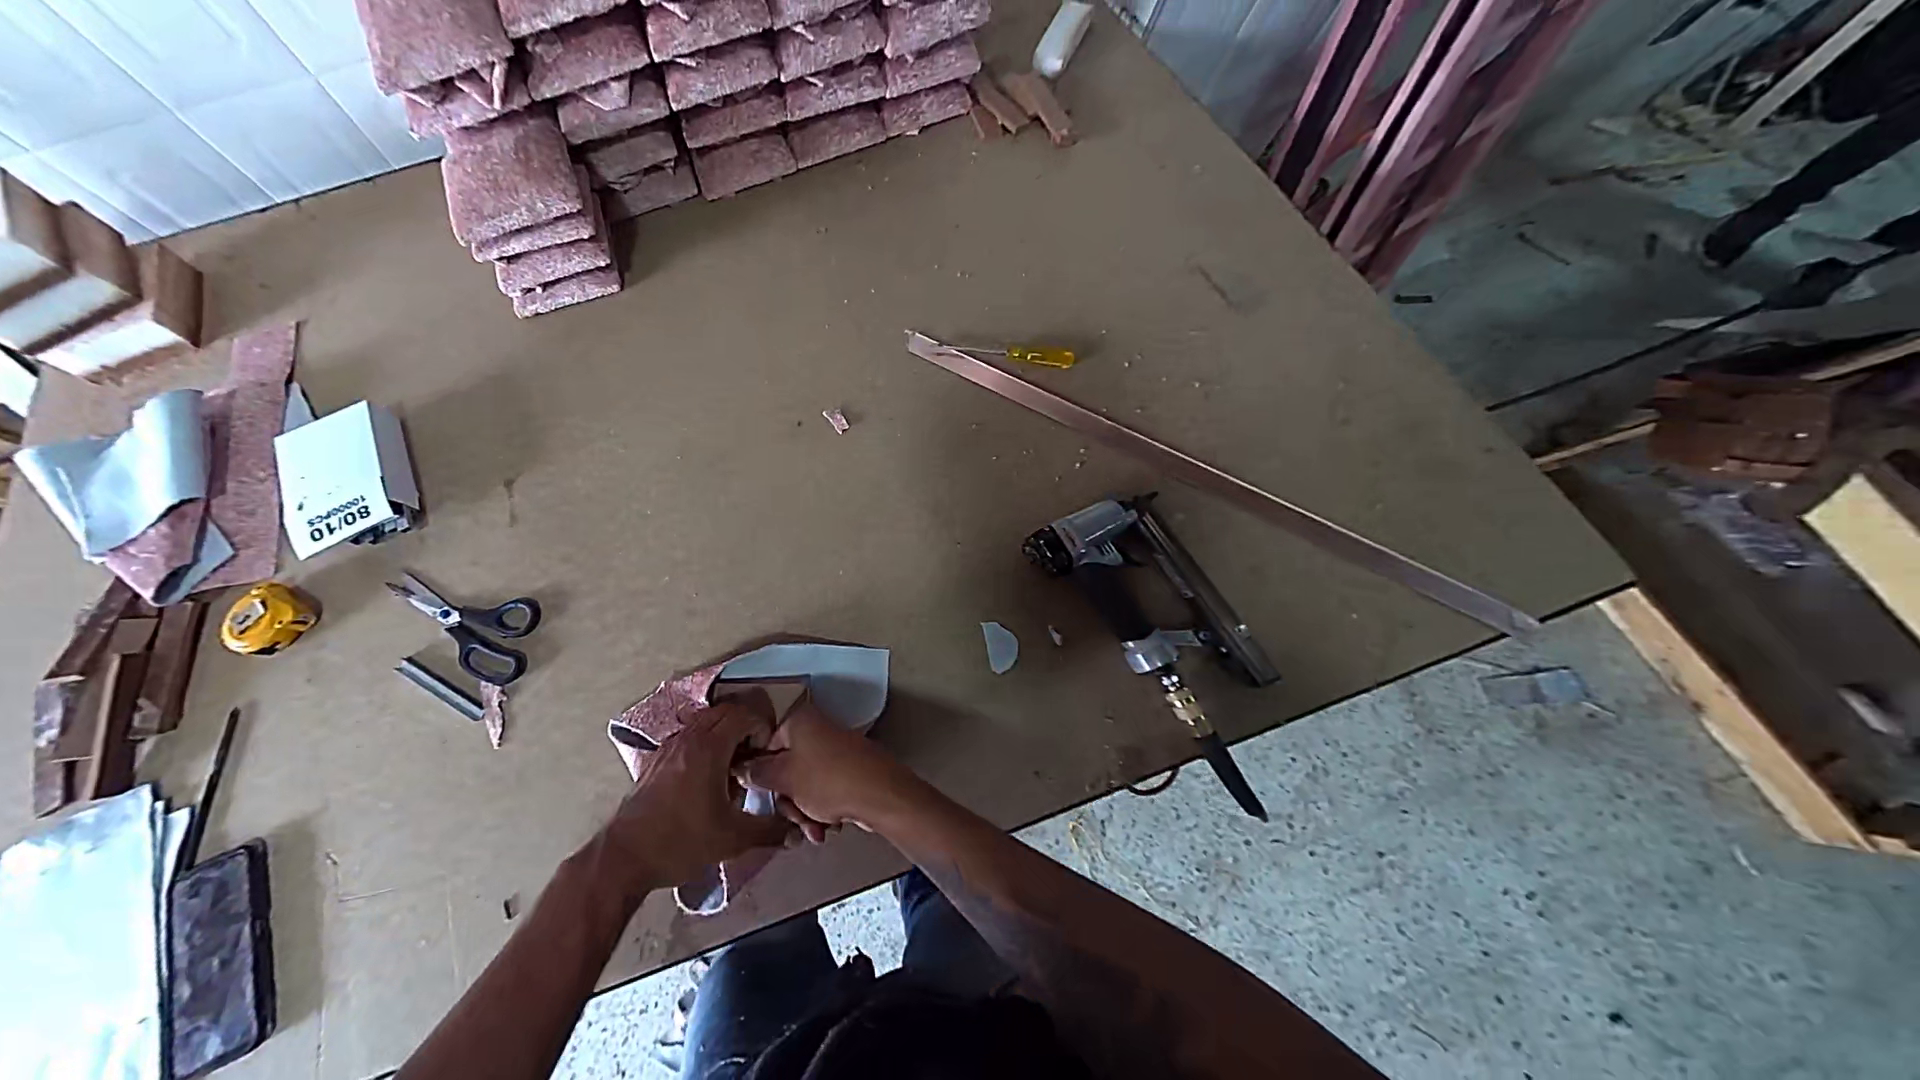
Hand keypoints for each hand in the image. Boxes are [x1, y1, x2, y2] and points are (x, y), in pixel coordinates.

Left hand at [596, 692, 794, 894]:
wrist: (622, 860)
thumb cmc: (680, 842)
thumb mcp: (732, 839)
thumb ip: (769, 831)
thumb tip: (795, 834)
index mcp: (708, 748)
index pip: (744, 715)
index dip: (762, 727)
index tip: (766, 752)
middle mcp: (688, 740)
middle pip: (724, 712)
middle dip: (745, 726)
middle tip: (755, 753)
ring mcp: (668, 749)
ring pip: (704, 724)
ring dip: (724, 734)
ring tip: (733, 766)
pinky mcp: (655, 762)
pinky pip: (688, 738)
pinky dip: (705, 744)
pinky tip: (707, 778)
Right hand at [739, 699, 922, 841]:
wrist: (881, 794)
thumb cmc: (827, 780)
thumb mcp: (783, 778)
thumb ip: (757, 772)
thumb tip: (742, 768)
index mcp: (799, 721)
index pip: (764, 745)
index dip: (759, 774)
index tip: (760, 797)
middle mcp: (817, 730)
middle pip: (786, 769)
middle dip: (789, 802)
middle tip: (796, 818)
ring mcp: (835, 750)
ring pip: (805, 785)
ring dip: (805, 812)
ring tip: (817, 829)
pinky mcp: (850, 770)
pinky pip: (825, 790)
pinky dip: (823, 810)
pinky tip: (829, 827)